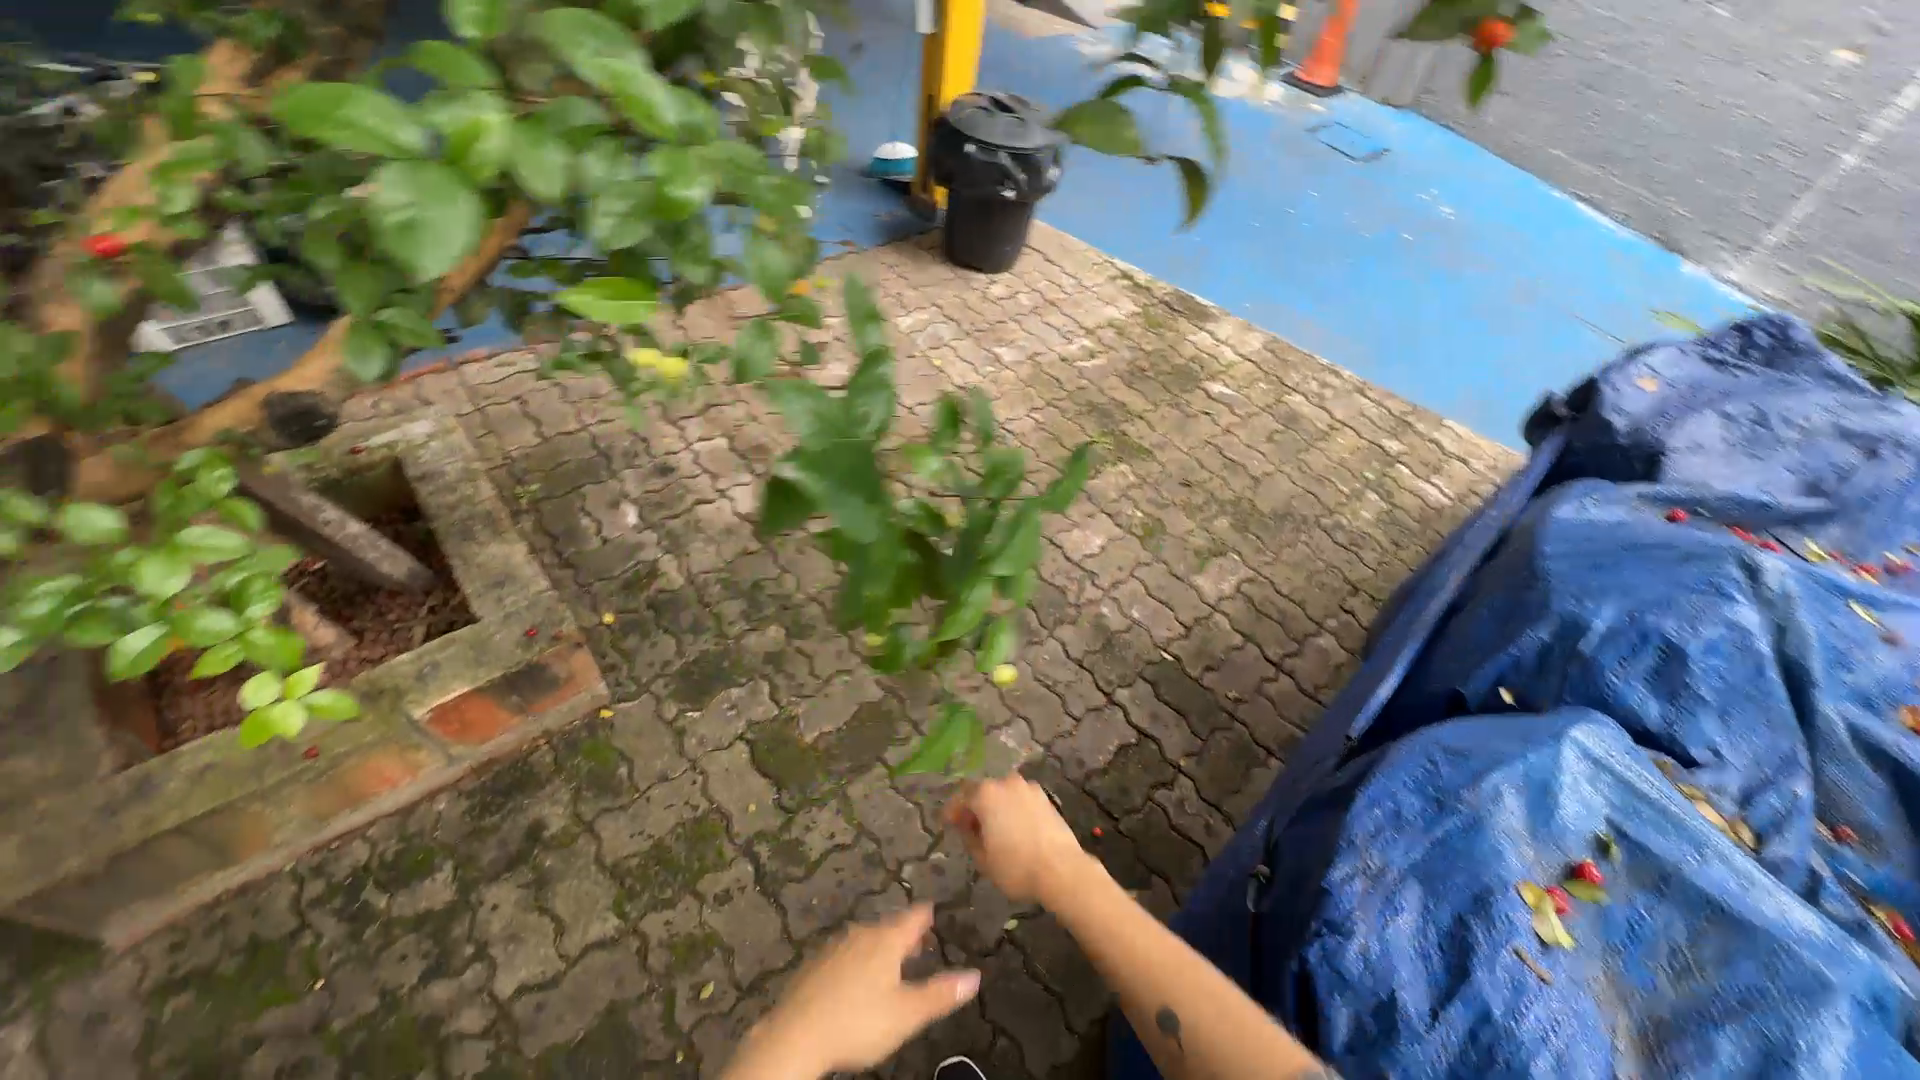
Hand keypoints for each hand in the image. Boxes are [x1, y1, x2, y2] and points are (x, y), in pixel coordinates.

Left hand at [730, 905, 979, 1077]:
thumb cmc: (858, 1022)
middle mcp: (860, 935)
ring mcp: (834, 948)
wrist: (796, 1035)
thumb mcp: (907, 1014)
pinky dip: (857, 959)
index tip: (934, 909)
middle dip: (905, 933)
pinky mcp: (814, 965)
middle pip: (888, 926)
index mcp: (886, 940)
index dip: (926, 914)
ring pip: (864, 939)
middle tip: (919, 942)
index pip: (914, 917)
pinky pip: (844, 953)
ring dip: (880, 946)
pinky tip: (856, 979)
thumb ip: (941, 994)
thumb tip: (975, 976)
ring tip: (891, 960)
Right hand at [946, 774, 1089, 905]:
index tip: (948, 823)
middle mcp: (1006, 783)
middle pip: (983, 791)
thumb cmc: (1016, 867)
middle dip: (974, 807)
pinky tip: (1014, 828)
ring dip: (995, 806)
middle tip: (970, 827)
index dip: (952, 811)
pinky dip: (1013, 809)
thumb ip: (968, 837)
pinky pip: (1020, 799)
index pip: (961, 797)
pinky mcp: (1045, 797)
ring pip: (1004, 794)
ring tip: (994, 828)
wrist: (1062, 870)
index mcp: (986, 794)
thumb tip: (966, 826)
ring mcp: (1028, 788)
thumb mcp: (983, 859)